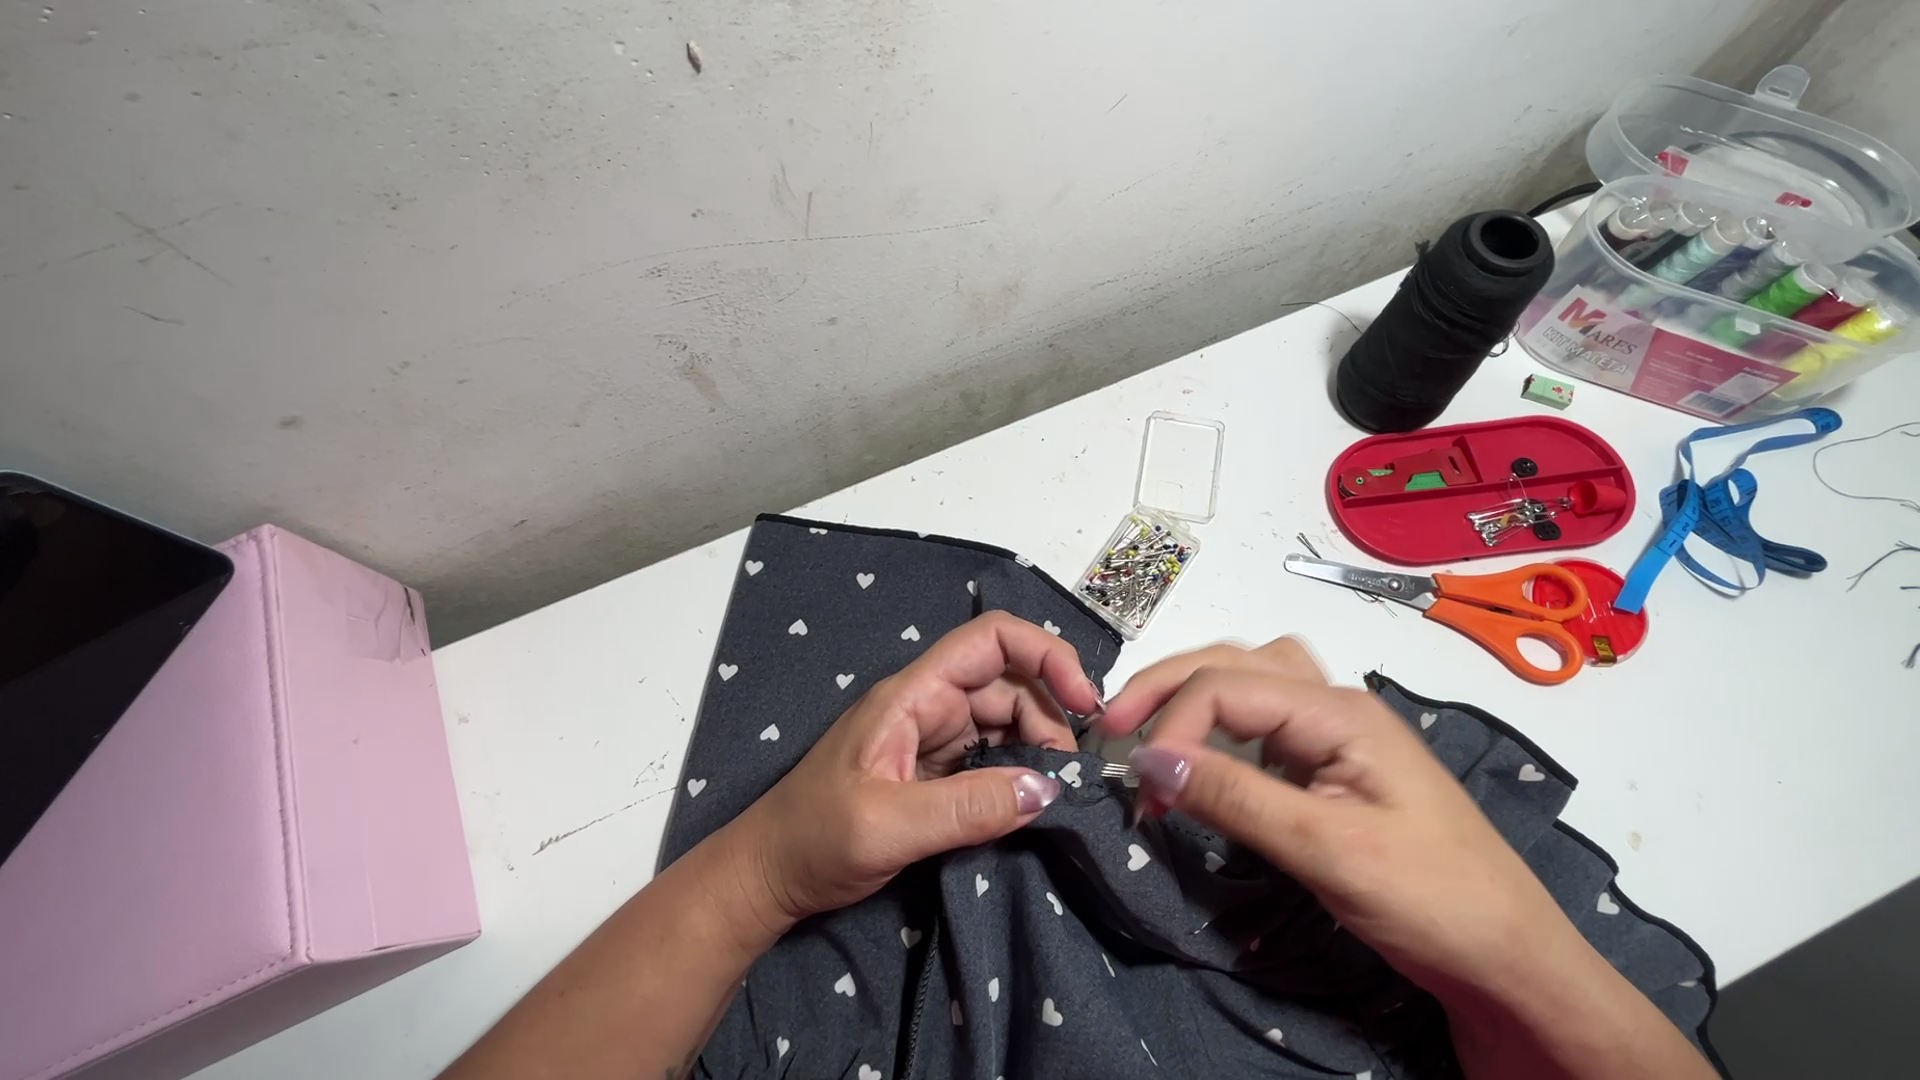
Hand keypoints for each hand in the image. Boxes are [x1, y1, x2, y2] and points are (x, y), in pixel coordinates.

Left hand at [726, 611, 1102, 928]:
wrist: (769, 875)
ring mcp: (934, 739)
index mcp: (913, 695)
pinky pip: (993, 758)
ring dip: (1039, 750)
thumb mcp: (886, 825)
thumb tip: (1047, 789)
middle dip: (1049, 719)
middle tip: (1067, 778)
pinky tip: (1031, 803)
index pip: (990, 641)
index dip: (1045, 655)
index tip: (1085, 701)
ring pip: (1007, 722)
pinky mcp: (938, 773)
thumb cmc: (812, 838)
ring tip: (1053, 795)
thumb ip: (966, 807)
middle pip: (1010, 684)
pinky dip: (1020, 774)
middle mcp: (929, 706)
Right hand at [1096, 638, 1715, 1079]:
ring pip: (1249, 677)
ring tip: (1154, 725)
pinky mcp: (1331, 762)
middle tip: (1113, 727)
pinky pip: (1263, 716)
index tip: (1140, 785)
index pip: (1226, 685)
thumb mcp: (1326, 851)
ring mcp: (1335, 731)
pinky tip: (1206, 752)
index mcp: (1339, 711)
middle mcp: (1334, 703)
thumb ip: (1233, 796)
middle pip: (1233, 662)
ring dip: (1196, 692)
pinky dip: (1221, 722)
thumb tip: (1147, 757)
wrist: (1509, 960)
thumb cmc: (1431, 901)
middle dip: (1166, 687)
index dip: (1170, 723)